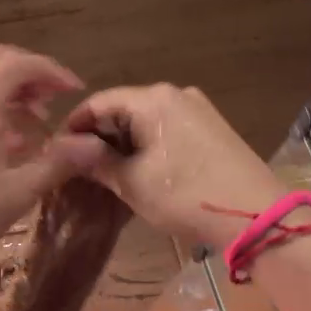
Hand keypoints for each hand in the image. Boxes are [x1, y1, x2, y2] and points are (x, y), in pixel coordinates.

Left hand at [0, 42, 110, 265]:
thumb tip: (95, 144)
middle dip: (26, 68)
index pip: (13, 65)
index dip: (49, 70)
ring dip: (12, 87)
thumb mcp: (19, 193)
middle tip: (52, 95)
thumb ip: (58, 163)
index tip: (74, 91)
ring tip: (39, 116)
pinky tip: (17, 140)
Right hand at [66, 83, 286, 248]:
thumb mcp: (132, 182)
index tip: (55, 153)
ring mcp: (196, 109)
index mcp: (152, 100)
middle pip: (121, 108)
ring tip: (103, 172)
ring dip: (120, 143)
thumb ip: (96, 161)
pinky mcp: (209, 127)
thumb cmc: (185, 196)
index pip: (98, 103)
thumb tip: (63, 148)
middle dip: (97, 135)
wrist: (254, 216)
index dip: (73, 127)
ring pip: (143, 120)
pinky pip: (164, 128)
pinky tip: (136, 169)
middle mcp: (174, 94)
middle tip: (76, 166)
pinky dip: (144, 145)